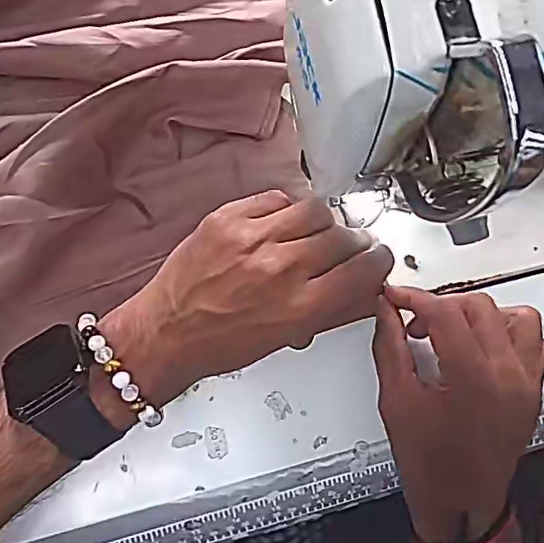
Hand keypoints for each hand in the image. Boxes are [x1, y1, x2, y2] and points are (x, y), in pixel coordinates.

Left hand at [102, 191, 392, 408]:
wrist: (165, 332)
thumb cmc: (219, 344)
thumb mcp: (286, 337)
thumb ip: (331, 312)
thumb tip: (364, 292)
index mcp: (299, 306)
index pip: (362, 270)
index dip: (378, 261)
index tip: (378, 258)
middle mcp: (279, 268)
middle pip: (343, 236)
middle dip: (354, 242)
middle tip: (349, 247)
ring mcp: (251, 238)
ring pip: (315, 210)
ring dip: (324, 223)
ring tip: (314, 234)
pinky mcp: (227, 218)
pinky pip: (276, 198)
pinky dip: (286, 210)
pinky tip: (281, 224)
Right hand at [372, 285, 543, 542]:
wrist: (462, 502)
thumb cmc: (431, 466)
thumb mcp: (396, 401)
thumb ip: (389, 347)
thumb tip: (387, 313)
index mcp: (473, 378)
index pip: (445, 312)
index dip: (414, 298)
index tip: (397, 298)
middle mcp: (508, 376)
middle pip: (479, 307)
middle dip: (441, 306)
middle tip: (416, 321)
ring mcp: (527, 383)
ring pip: (516, 316)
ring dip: (481, 314)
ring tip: (454, 330)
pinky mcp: (535, 390)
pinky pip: (534, 341)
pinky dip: (509, 332)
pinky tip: (483, 344)